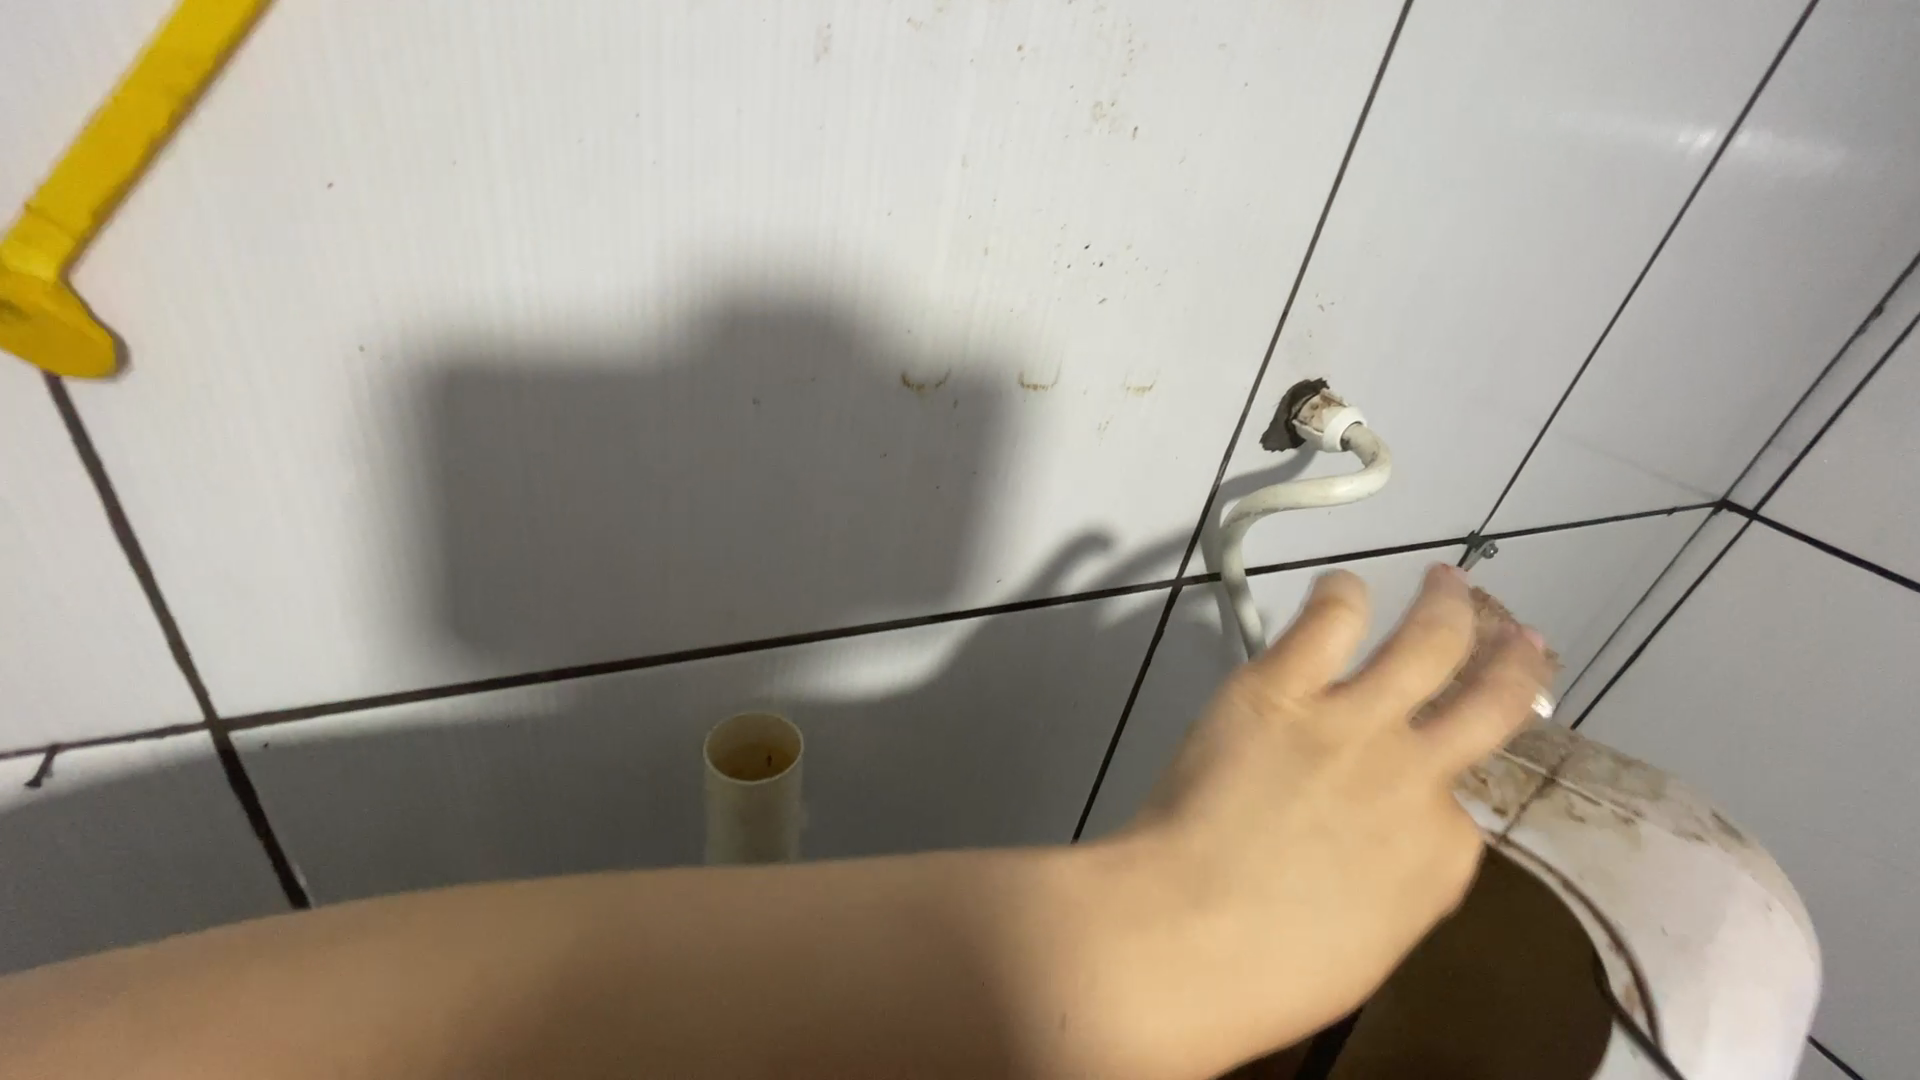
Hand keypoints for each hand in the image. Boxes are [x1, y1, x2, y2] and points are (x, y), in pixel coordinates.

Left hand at [1094, 563, 1551, 1076]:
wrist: (1189, 934)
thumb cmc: (1266, 968)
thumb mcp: (1362, 940)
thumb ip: (1381, 881)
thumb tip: (1364, 846)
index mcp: (1444, 856)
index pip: (1455, 802)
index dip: (1429, 786)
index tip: (1412, 774)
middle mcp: (1417, 776)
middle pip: (1488, 704)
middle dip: (1511, 664)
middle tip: (1520, 634)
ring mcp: (1353, 723)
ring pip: (1427, 645)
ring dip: (1446, 607)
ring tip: (1448, 581)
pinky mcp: (1283, 688)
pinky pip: (1328, 623)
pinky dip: (1340, 597)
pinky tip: (1342, 586)